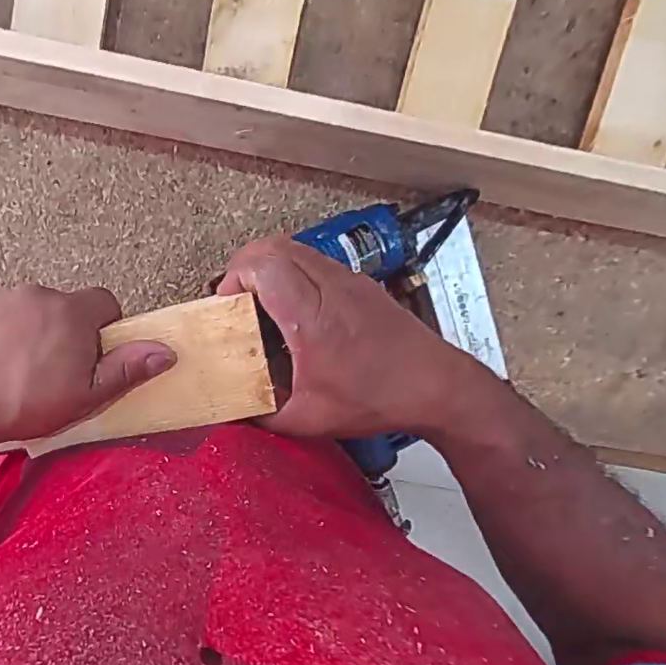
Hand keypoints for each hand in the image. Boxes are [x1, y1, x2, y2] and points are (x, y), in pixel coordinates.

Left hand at [0, 285, 174, 457]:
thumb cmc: (26, 405)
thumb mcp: (88, 395)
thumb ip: (128, 368)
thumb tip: (165, 352)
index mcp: (72, 312)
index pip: (106, 302)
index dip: (105, 329)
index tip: (92, 355)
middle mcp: (40, 294)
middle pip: (71, 305)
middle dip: (71, 330)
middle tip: (60, 368)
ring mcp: (6, 297)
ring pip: (40, 308)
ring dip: (41, 328)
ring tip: (28, 366)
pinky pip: (9, 310)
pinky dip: (11, 328)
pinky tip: (4, 358)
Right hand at [217, 236, 494, 438]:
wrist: (436, 386)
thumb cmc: (382, 397)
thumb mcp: (311, 418)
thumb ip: (266, 415)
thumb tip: (240, 412)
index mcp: (312, 315)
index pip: (262, 264)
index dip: (234, 276)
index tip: (229, 304)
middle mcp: (331, 287)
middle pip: (275, 246)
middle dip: (246, 267)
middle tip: (240, 299)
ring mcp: (350, 281)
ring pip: (297, 250)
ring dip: (272, 269)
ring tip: (266, 307)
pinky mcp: (363, 286)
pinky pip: (318, 264)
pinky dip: (297, 276)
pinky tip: (299, 314)